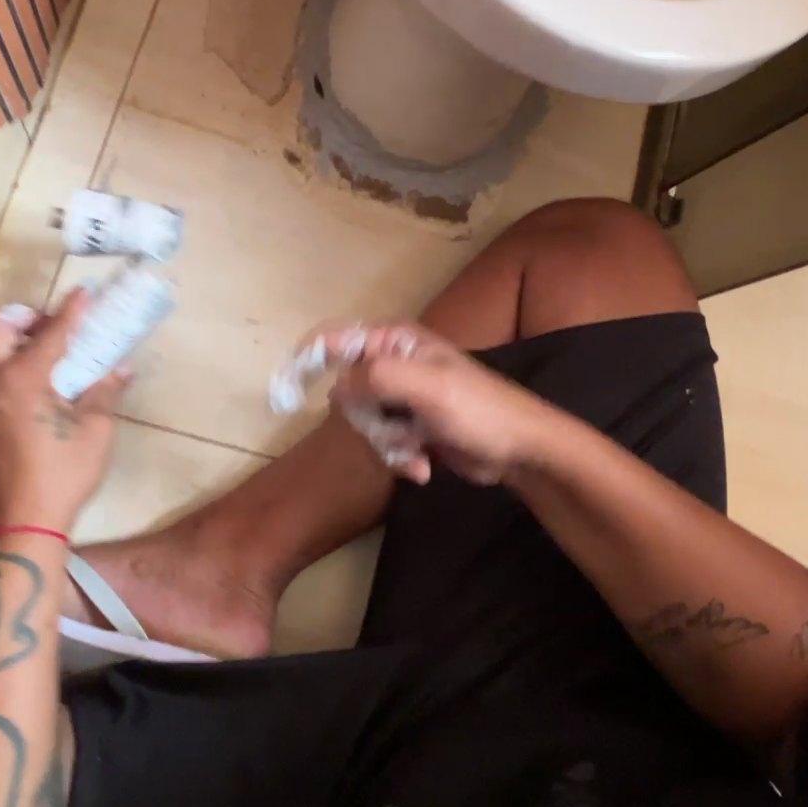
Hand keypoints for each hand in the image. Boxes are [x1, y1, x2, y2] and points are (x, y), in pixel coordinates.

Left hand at [0, 290, 128, 533]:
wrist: (21, 524)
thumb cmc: (64, 475)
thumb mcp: (95, 432)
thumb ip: (104, 392)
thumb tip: (120, 368)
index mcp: (23, 378)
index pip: (51, 331)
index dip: (71, 310)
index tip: (84, 293)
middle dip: (22, 317)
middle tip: (48, 329)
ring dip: (3, 345)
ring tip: (32, 360)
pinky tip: (16, 394)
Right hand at [326, 323, 559, 484]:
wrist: (521, 450)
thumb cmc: (479, 410)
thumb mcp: (428, 386)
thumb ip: (377, 376)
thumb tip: (336, 386)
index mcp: (396, 342)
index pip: (337, 339)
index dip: (308, 359)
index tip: (287, 390)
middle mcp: (395, 364)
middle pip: (347, 390)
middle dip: (366, 420)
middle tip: (392, 433)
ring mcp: (403, 397)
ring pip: (364, 422)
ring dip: (387, 444)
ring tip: (417, 452)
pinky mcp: (411, 427)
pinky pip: (383, 442)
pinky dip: (400, 458)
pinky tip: (424, 467)